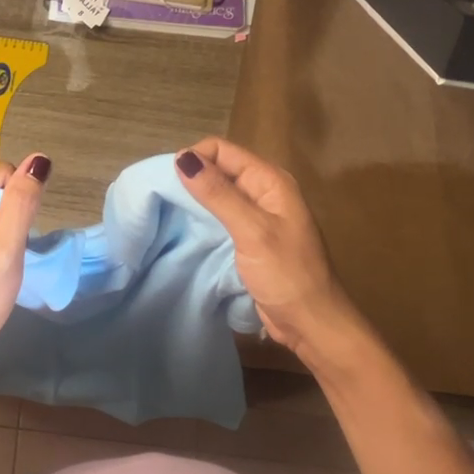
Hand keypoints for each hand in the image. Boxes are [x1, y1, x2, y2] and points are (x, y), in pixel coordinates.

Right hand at [175, 138, 359, 361]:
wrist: (311, 324)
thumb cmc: (286, 275)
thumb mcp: (251, 230)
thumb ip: (218, 194)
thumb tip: (182, 158)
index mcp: (270, 181)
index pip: (222, 150)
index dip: (195, 159)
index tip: (169, 184)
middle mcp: (263, 192)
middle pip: (218, 169)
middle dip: (191, 178)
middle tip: (163, 200)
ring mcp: (257, 216)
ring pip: (217, 194)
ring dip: (194, 200)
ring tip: (168, 214)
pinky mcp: (249, 238)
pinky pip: (220, 218)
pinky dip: (202, 220)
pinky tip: (186, 231)